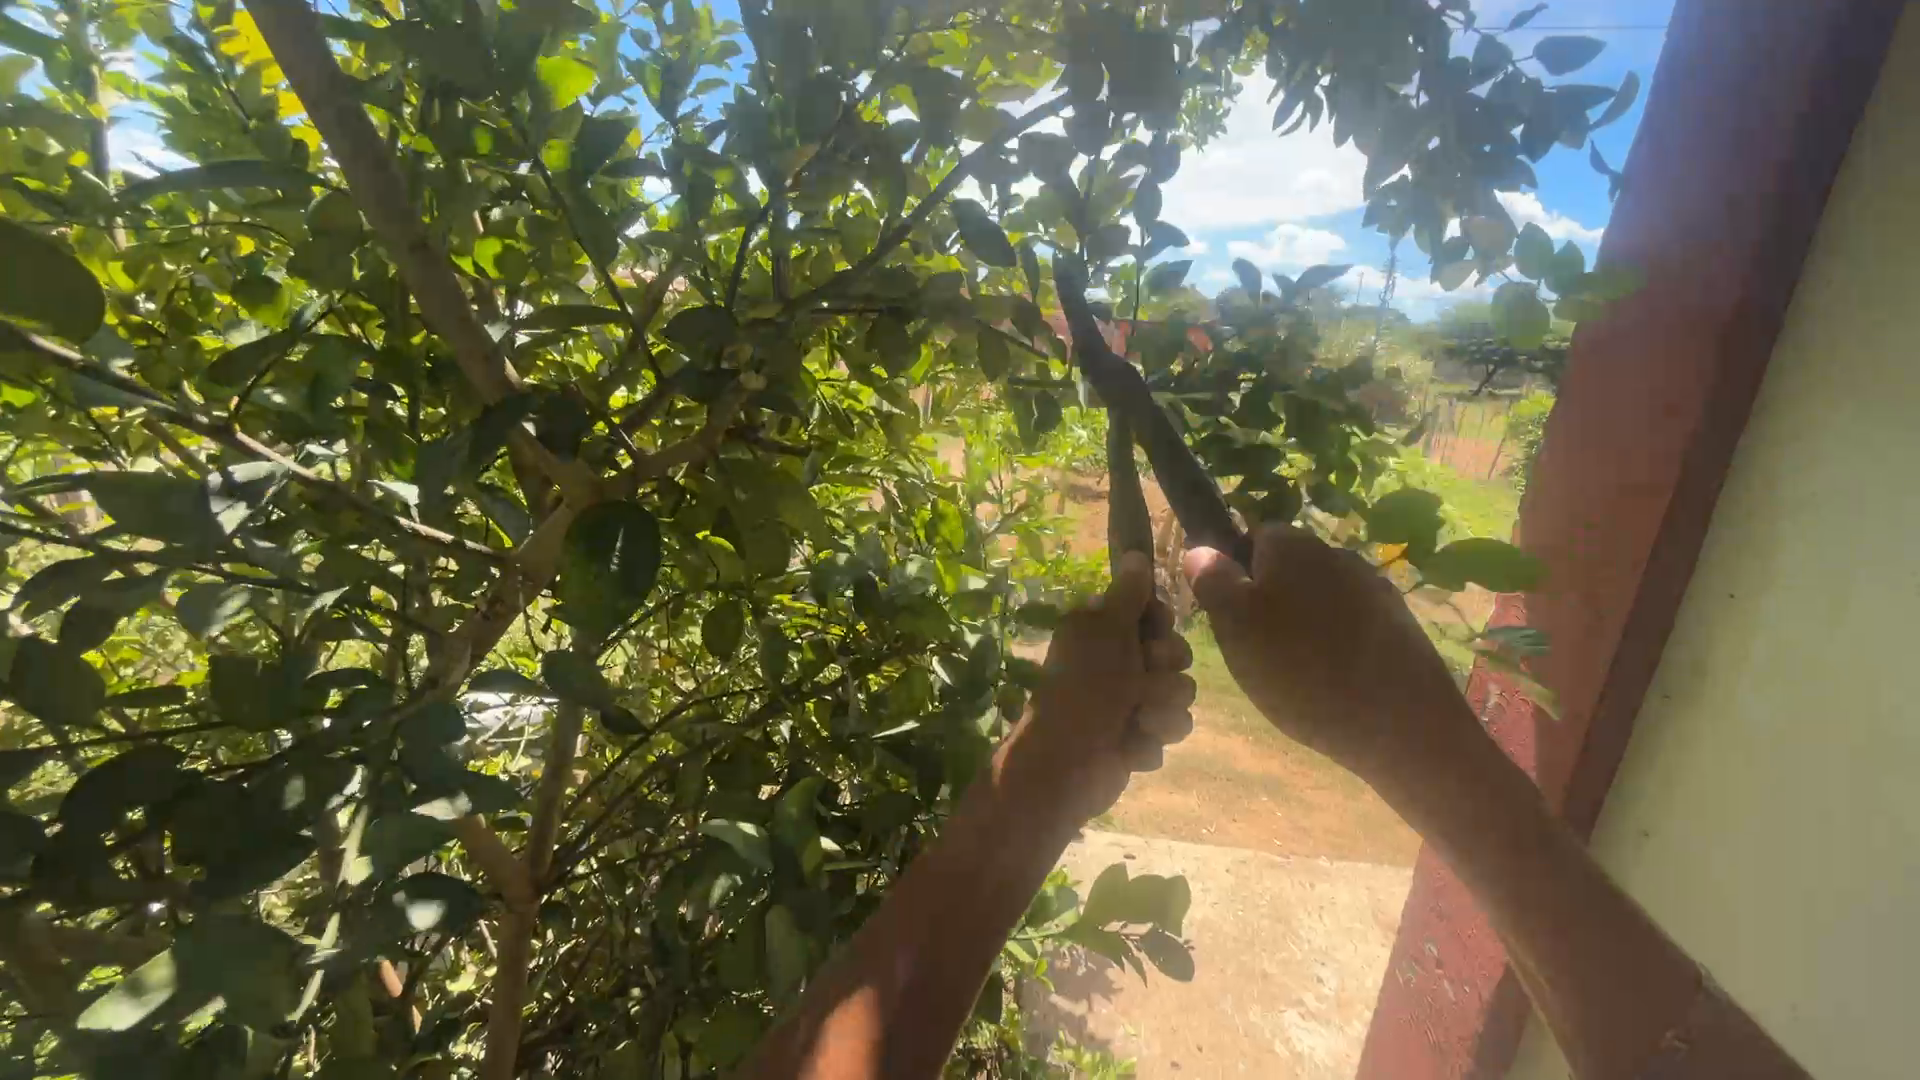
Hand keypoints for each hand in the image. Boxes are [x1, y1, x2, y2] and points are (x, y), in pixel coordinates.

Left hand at [993, 551, 1195, 829]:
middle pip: (1178, 657)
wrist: (1065, 765)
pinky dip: (1147, 742)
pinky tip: (1126, 748)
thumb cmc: (1083, 691)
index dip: (1162, 629)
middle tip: (1138, 684)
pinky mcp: (1137, 737)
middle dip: (1163, 677)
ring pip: (1179, 698)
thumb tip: (1136, 553)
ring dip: (1158, 713)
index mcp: (1105, 630)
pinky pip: (1168, 732)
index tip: (1152, 638)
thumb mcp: (1105, 634)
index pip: (1157, 615)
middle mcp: (1119, 661)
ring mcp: (1130, 701)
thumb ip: (1127, 596)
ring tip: (1133, 721)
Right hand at [1182, 525, 1480, 793]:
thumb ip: (1213, 581)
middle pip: (1287, 567)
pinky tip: (1332, 679)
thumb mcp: (1234, 625)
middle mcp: (1335, 554)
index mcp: (1291, 545)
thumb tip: (1200, 550)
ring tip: (1294, 670)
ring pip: (1319, 595)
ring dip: (1303, 620)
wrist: (1400, 723)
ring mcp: (1373, 587)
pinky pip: (1351, 622)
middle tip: (1254, 647)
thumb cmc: (1299, 668)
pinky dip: (1336, 642)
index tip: (1227, 613)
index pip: (1252, 535)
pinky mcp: (1399, 623)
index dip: (1234, 570)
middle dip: (1268, 597)